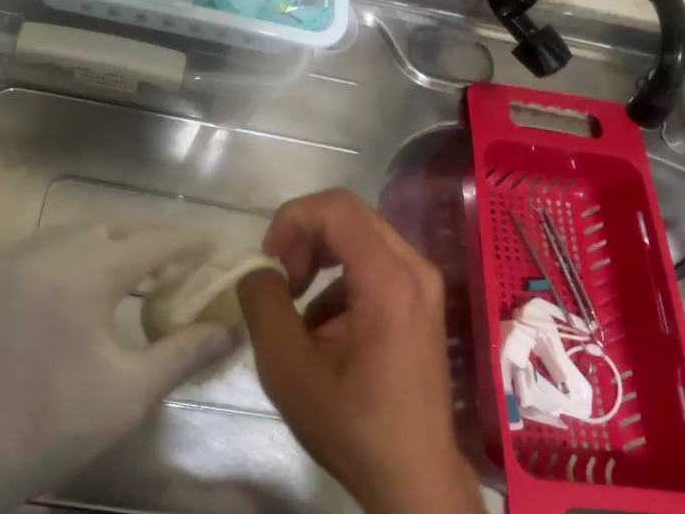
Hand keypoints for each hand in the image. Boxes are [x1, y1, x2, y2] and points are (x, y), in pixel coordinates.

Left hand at [0, 224, 236, 513]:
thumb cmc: (48, 425)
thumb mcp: (126, 395)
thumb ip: (181, 354)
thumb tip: (229, 330)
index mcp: (85, 275)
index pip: (151, 243)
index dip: (186, 241)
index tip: (214, 243)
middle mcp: (48, 252)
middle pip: (111, 228)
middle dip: (148, 238)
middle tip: (177, 260)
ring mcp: (12, 260)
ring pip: (73, 231)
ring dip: (108, 242)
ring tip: (133, 269)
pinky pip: (42, 245)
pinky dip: (72, 251)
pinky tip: (79, 281)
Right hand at [238, 190, 481, 513]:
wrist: (414, 477)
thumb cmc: (352, 425)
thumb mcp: (288, 368)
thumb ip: (263, 304)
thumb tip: (260, 271)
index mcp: (390, 281)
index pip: (335, 208)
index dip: (291, 219)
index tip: (268, 260)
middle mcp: (415, 269)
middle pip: (349, 213)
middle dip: (304, 236)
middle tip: (281, 278)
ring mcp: (423, 284)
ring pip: (360, 234)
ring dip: (320, 256)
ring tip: (298, 305)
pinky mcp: (421, 300)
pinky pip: (374, 261)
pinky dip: (340, 277)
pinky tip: (326, 326)